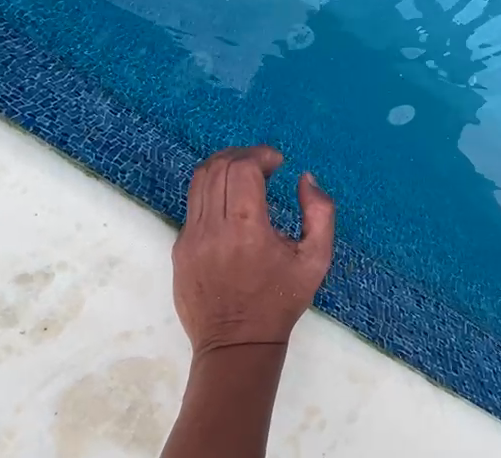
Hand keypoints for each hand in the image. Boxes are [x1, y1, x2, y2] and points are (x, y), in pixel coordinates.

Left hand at [172, 145, 335, 356]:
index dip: (261, 155)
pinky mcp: (179, 250)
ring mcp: (190, 240)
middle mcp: (213, 229)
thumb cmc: (281, 301)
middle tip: (263, 164)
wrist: (237, 346)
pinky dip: (213, 192)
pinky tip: (231, 204)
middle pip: (218, 167)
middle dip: (243, 155)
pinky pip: (194, 206)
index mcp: (247, 229)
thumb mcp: (317, 259)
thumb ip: (320, 212)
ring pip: (200, 181)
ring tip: (245, 174)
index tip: (278, 163)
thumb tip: (304, 179)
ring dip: (224, 167)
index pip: (242, 168)